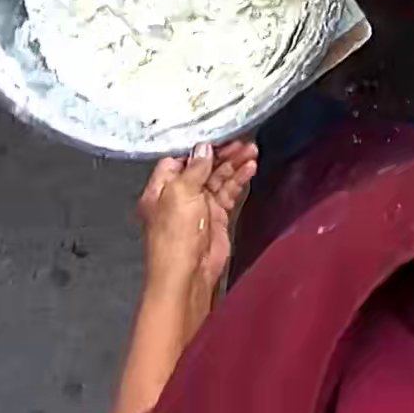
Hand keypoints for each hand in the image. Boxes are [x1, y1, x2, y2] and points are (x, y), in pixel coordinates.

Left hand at [135, 141, 257, 300]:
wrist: (188, 277)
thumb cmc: (174, 238)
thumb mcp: (180, 194)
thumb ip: (194, 168)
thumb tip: (204, 148)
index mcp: (161, 187)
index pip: (180, 158)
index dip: (198, 147)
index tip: (217, 135)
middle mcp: (179, 194)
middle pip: (202, 165)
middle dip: (221, 153)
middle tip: (240, 141)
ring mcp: (199, 205)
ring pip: (218, 177)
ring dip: (234, 163)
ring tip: (251, 150)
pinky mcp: (216, 216)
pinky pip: (229, 191)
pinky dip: (240, 179)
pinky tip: (250, 168)